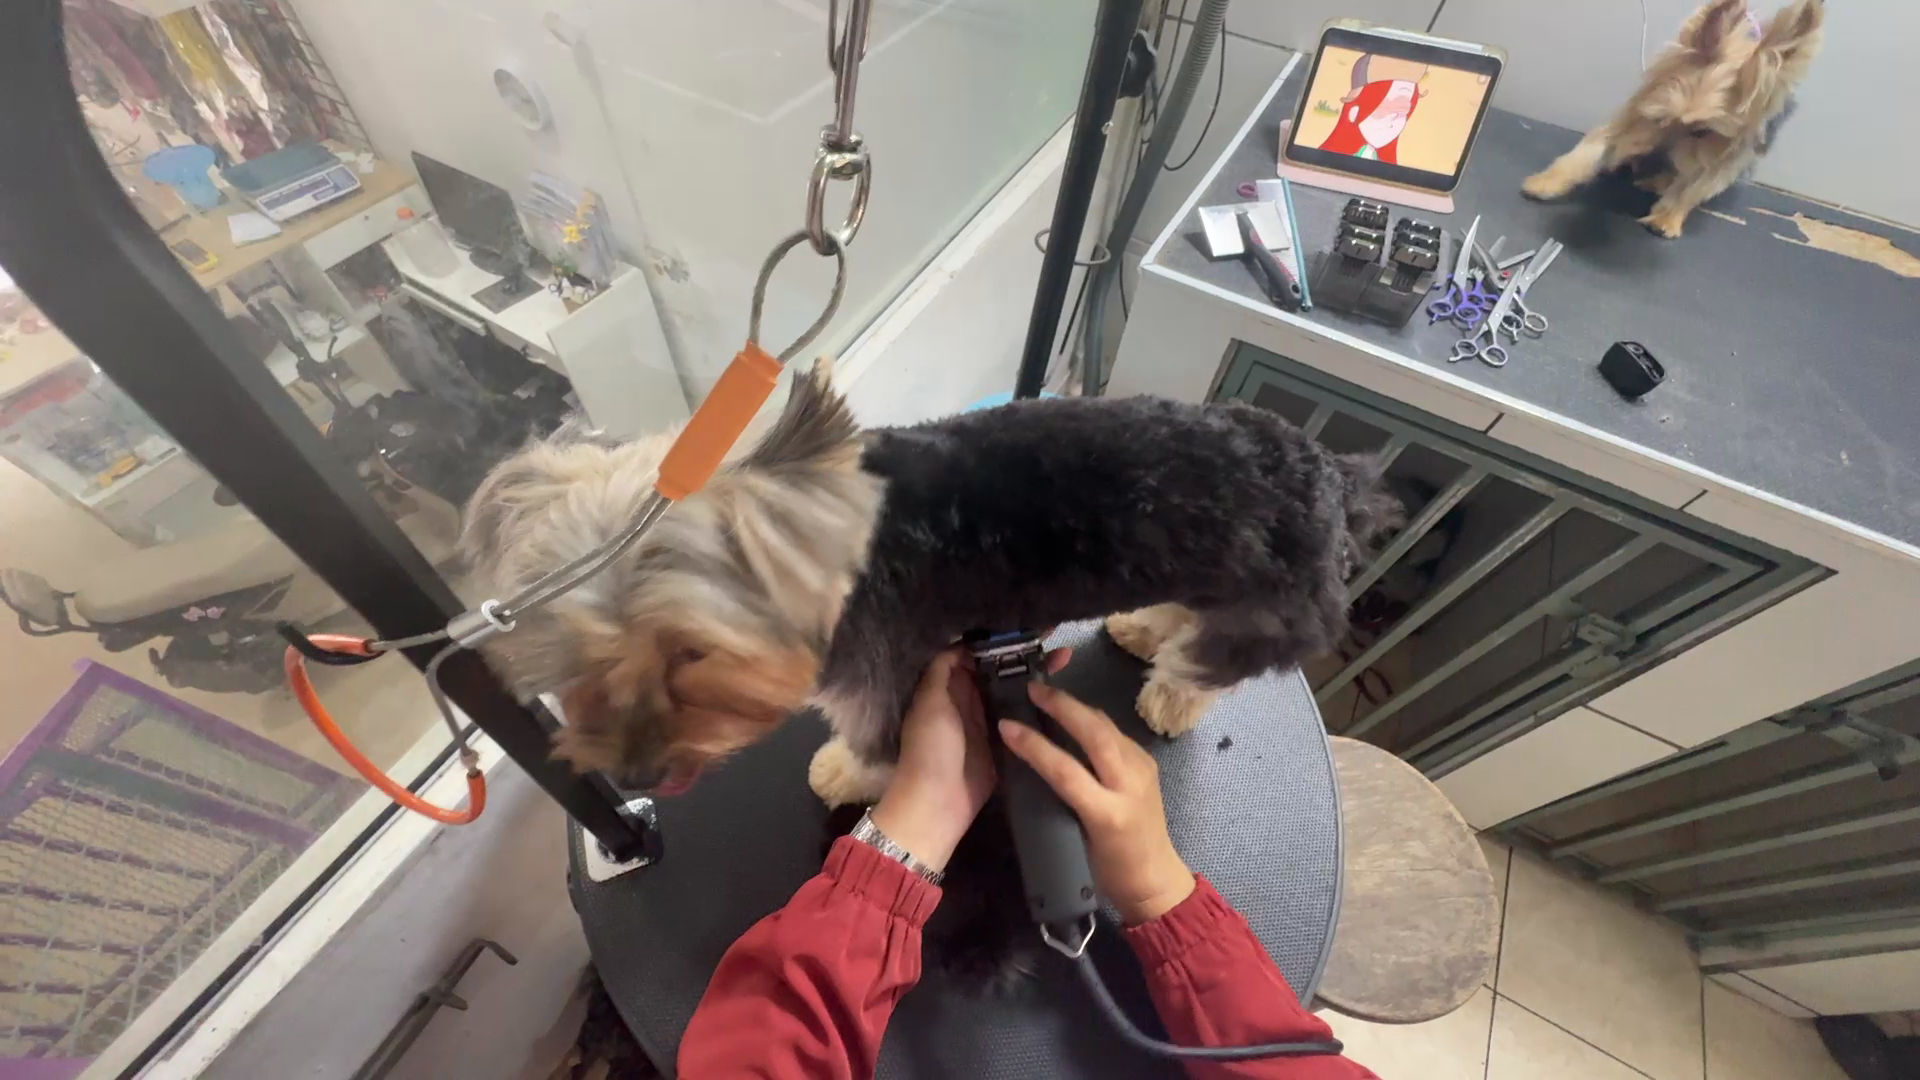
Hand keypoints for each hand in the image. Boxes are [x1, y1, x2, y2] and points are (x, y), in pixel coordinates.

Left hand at [872, 646, 1070, 872]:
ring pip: (1015, 690)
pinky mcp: (1008, 742)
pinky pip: (1025, 717)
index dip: (999, 639)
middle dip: (1024, 653)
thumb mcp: (930, 702)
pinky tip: (1062, 693)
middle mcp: (971, 699)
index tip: (1024, 624)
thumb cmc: (931, 748)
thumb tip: (962, 642)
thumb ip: (943, 669)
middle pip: (1000, 670)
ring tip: (1065, 657)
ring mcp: (992, 721)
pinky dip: (1041, 705)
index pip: (977, 654)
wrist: (938, 804)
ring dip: (1036, 674)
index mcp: (950, 686)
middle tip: (1054, 636)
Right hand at [998, 684, 1194, 923]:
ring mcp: (1143, 770)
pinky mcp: (1147, 761)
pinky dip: (1090, 718)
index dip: (1034, 746)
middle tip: (1033, 689)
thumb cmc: (1107, 870)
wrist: (1156, 880)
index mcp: (1108, 814)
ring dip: (1076, 706)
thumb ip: (1058, 799)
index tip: (1006, 726)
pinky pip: (1115, 732)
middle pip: (1096, 734)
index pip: (1066, 771)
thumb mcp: (1075, 840)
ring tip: (1047, 694)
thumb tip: (1029, 761)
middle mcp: (1130, 786)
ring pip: (1107, 726)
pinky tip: (1073, 713)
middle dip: (1062, 706)